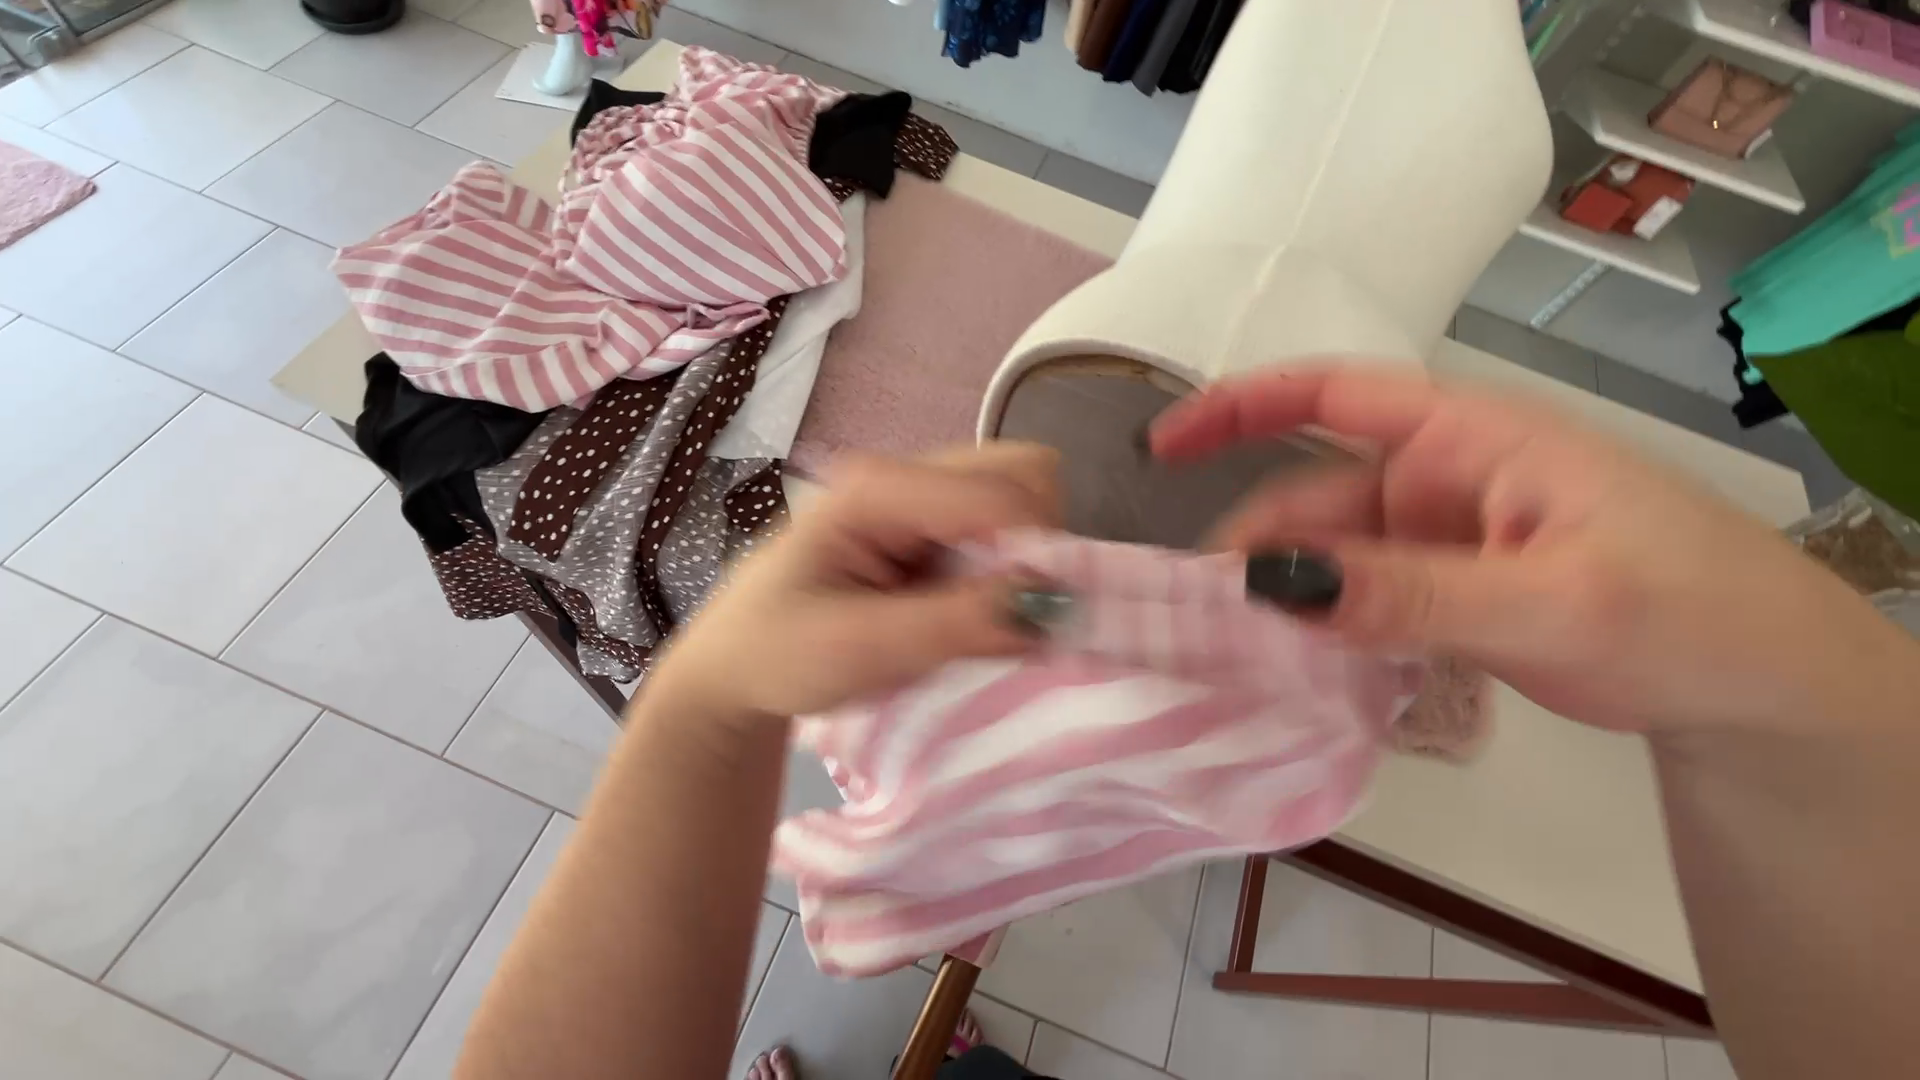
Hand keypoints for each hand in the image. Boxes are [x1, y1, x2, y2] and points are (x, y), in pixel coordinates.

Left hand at [642, 443, 1061, 722]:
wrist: (737, 667)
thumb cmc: (777, 654)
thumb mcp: (858, 648)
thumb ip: (955, 623)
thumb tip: (1051, 603)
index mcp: (877, 487)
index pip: (1002, 492)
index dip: (1036, 555)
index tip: (1032, 625)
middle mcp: (907, 476)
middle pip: (1025, 475)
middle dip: (1039, 544)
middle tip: (1006, 612)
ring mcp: (923, 499)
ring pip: (1023, 500)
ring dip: (1025, 560)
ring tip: (981, 616)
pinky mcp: (934, 529)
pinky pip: (1004, 532)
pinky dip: (1010, 572)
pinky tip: (969, 611)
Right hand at [1151, 367, 1903, 734]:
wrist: (1768, 693)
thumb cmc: (1690, 616)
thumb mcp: (1551, 603)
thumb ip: (1409, 593)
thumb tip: (1273, 584)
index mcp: (1470, 438)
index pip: (1333, 396)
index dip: (1239, 407)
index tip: (1162, 444)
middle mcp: (1438, 476)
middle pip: (1313, 494)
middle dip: (1256, 543)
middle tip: (1204, 612)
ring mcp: (1433, 536)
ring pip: (1327, 553)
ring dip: (1284, 594)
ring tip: (1239, 649)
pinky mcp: (1434, 587)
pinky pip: (1352, 594)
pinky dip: (1317, 621)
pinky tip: (1293, 659)